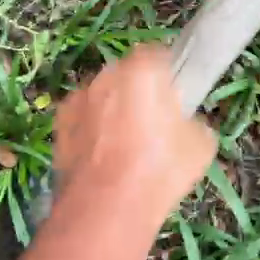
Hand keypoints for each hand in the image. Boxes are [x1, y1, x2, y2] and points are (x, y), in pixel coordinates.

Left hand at [52, 46, 216, 230]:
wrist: (106, 205)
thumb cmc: (159, 171)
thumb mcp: (200, 146)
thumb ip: (191, 121)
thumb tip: (184, 123)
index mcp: (143, 71)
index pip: (157, 54)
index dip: (166, 72)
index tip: (173, 93)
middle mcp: (106, 75)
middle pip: (126, 74)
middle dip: (136, 90)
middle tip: (151, 122)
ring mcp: (78, 97)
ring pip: (101, 95)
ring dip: (110, 109)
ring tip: (123, 145)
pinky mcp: (58, 121)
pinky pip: (82, 116)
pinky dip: (89, 128)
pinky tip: (100, 156)